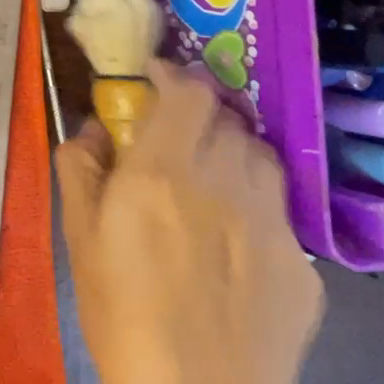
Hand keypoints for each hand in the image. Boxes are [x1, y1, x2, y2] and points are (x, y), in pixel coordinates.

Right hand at [59, 61, 323, 383]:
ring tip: (211, 173)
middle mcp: (226, 187)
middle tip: (176, 129)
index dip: (174, 74)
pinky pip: (282, 214)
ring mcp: (274, 228)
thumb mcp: (77, 233)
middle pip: (231, 121)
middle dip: (203, 113)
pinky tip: (233, 236)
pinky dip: (256, 204)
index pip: (189, 95)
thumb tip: (95, 130)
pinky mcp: (305, 269)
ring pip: (265, 160)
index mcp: (163, 173)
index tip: (154, 75)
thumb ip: (81, 168)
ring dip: (236, 151)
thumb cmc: (119, 308)